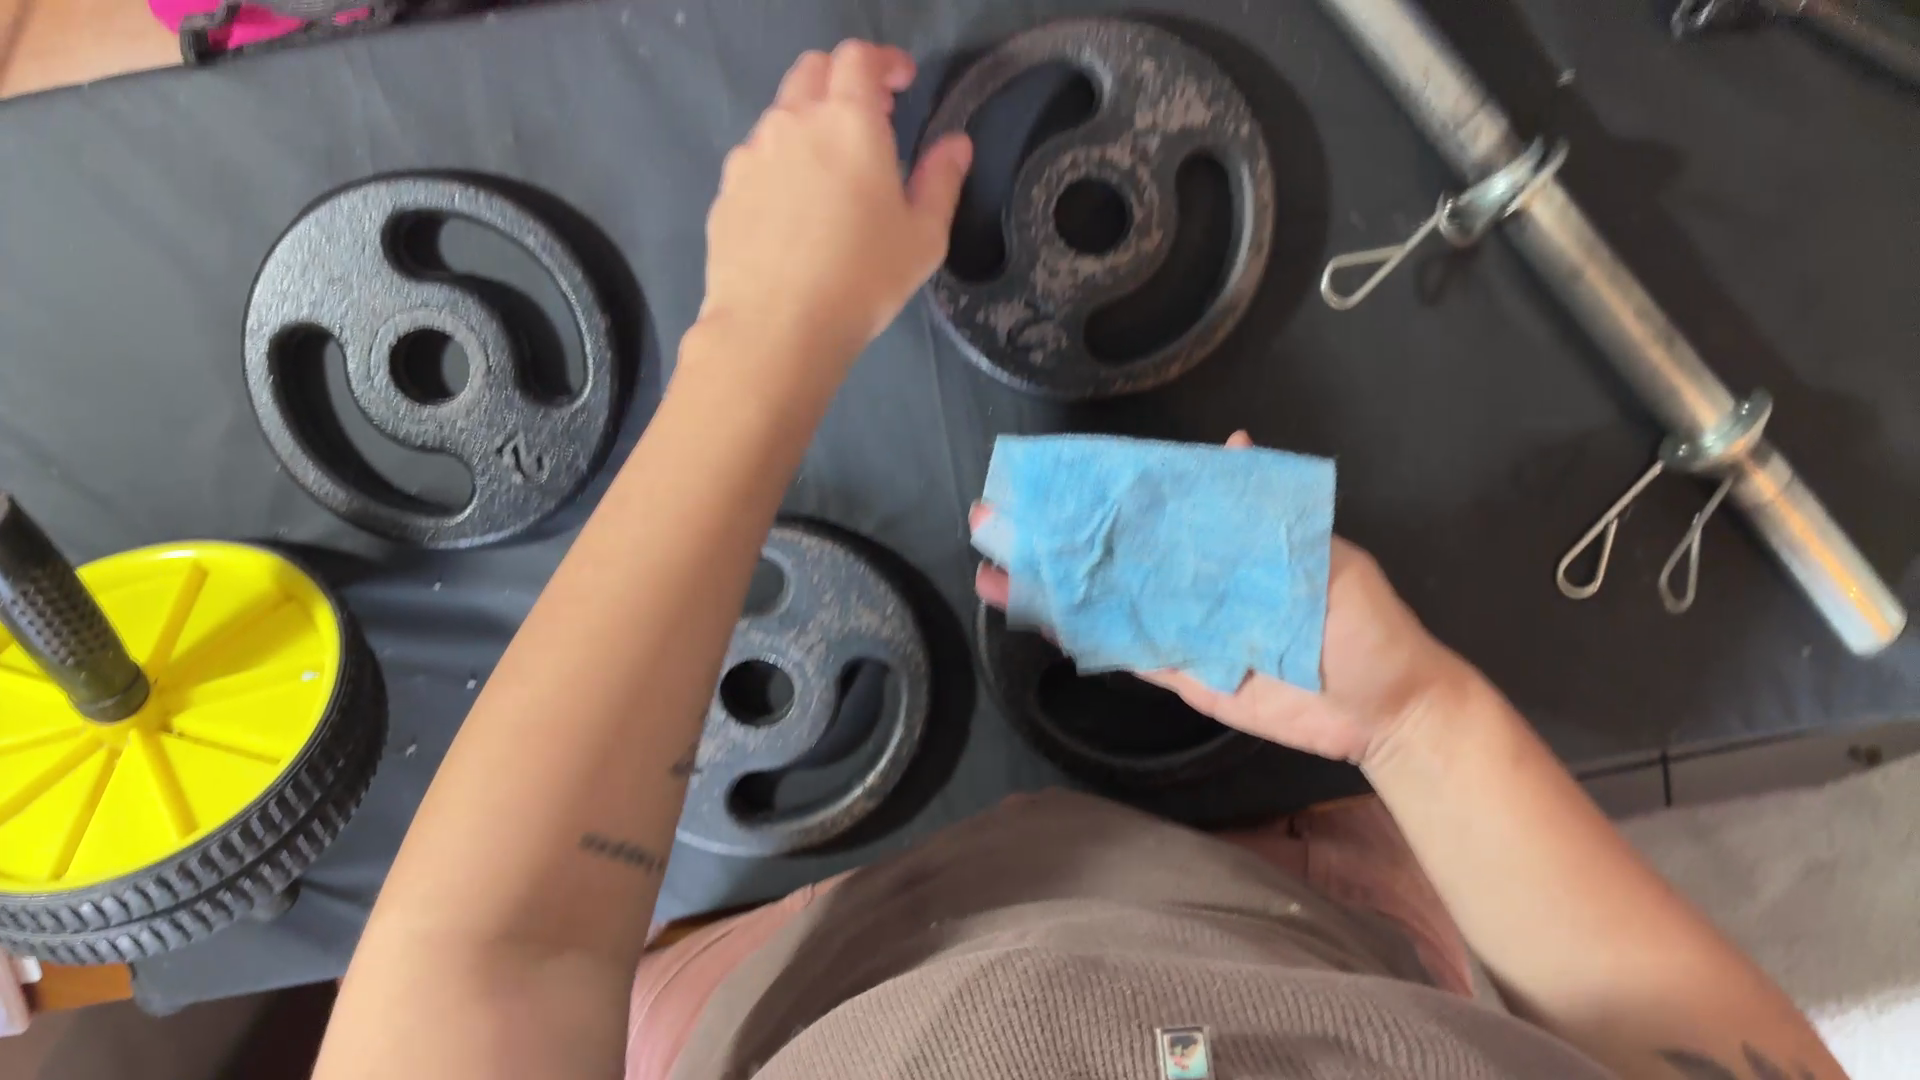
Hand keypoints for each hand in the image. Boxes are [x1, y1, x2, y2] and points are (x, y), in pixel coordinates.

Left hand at [698, 41, 973, 366]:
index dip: (884, 62)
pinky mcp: (727, 192)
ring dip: (808, 126)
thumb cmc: (864, 281)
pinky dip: (780, 166)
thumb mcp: (924, 238)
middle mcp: (794, 122)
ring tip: (828, 174)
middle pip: (812, 72)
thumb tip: (955, 145)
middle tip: (867, 119)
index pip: (860, 59)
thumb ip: (942, 182)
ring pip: (780, 117)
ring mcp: (752, 155)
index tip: (901, 82)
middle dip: (842, 82)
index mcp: (849, 122)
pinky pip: (756, 161)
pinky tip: (792, 212)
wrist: (778, 327)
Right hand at [973, 433, 1472, 766]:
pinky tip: (1038, 618)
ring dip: (1048, 586)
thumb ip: (1273, 510)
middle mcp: (1188, 575)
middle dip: (1049, 538)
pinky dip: (1080, 634)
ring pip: (1102, 601)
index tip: (1045, 480)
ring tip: (991, 572)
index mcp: (1220, 539)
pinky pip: (1122, 649)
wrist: (1381, 710)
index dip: (1096, 492)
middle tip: (990, 522)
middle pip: (1109, 553)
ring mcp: (1177, 624)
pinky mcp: (1177, 670)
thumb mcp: (1327, 556)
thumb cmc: (1362, 624)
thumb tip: (1235, 440)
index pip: (1147, 507)